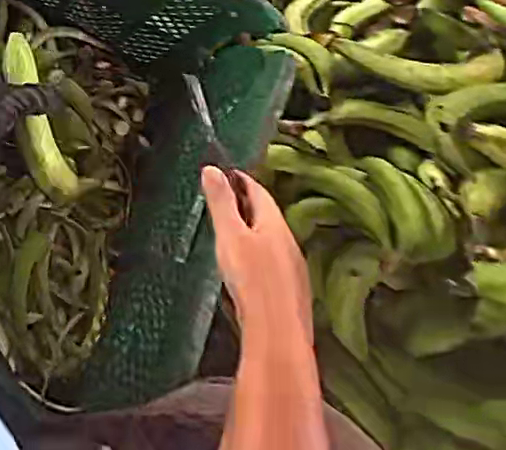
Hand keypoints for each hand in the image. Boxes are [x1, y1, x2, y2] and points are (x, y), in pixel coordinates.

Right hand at [202, 166, 311, 334]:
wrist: (278, 336)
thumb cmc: (251, 279)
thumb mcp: (229, 235)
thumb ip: (221, 202)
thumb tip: (212, 169)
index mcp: (275, 224)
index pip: (259, 191)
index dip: (241, 179)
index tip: (223, 172)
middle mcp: (289, 242)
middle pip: (266, 214)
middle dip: (245, 202)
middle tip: (221, 196)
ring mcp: (293, 268)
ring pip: (270, 238)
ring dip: (251, 227)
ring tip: (228, 227)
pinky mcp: (290, 290)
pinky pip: (272, 258)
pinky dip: (256, 250)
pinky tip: (244, 263)